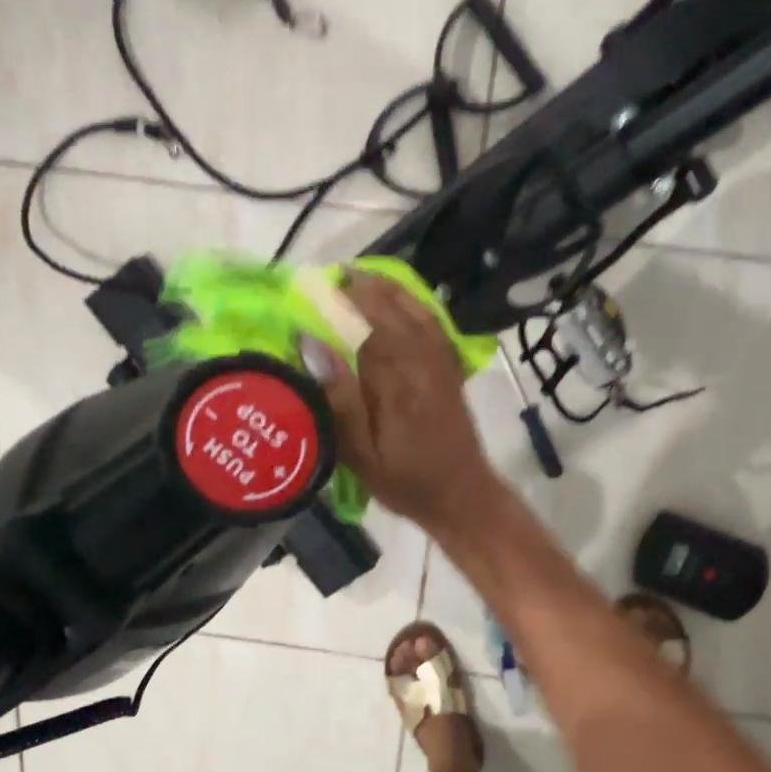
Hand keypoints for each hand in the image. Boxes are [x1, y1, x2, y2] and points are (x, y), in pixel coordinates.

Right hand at [307, 272, 504, 537]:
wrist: (462, 495)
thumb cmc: (406, 482)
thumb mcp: (362, 455)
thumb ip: (340, 400)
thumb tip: (314, 345)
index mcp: (397, 383)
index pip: (363, 327)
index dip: (336, 305)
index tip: (308, 292)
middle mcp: (422, 362)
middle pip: (388, 311)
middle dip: (357, 290)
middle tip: (326, 279)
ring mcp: (441, 362)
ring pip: (413, 310)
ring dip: (385, 289)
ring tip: (356, 276)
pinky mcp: (450, 367)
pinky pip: (432, 322)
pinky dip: (413, 303)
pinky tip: (397, 297)